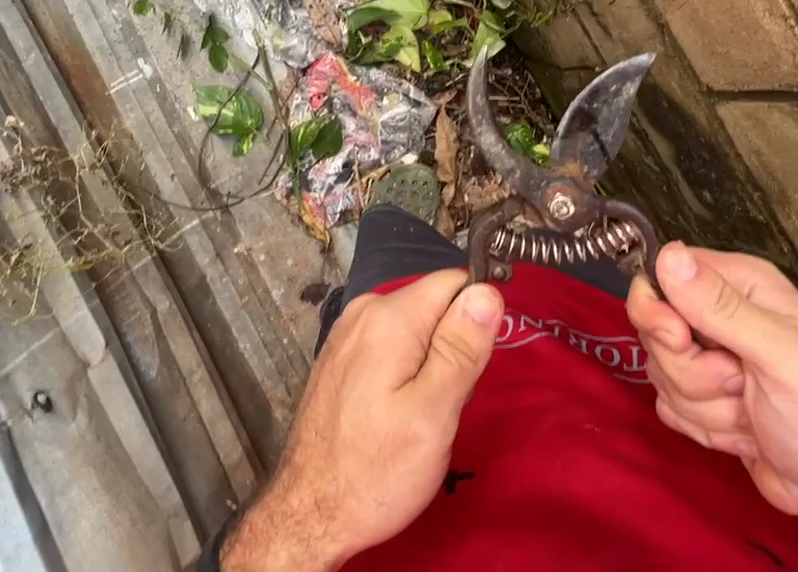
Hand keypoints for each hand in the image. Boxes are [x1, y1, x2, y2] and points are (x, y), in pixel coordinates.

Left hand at [221, 269, 503, 570]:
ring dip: (430, 362)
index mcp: (389, 316)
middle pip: (435, 305)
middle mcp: (365, 311)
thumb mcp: (433, 413)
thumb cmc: (375, 471)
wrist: (309, 515)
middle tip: (444, 401)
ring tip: (419, 413)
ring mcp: (348, 333)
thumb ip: (461, 348)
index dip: (476, 318)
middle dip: (453, 346)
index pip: (455, 282)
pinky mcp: (342, 356)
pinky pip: (392, 344)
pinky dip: (405, 371)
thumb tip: (488, 291)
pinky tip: (396, 412)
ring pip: (416, 326)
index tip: (474, 364)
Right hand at [626, 242, 797, 520]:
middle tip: (740, 383)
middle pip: (657, 328)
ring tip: (751, 413)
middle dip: (692, 370)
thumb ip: (723, 308)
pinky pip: (667, 403)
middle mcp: (719, 312)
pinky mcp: (698, 395)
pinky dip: (702, 426)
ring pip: (660, 371)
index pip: (665, 273)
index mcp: (742, 285)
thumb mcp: (783, 356)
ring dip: (704, 405)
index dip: (661, 309)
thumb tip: (669, 256)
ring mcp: (707, 355)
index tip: (682, 340)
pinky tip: (741, 430)